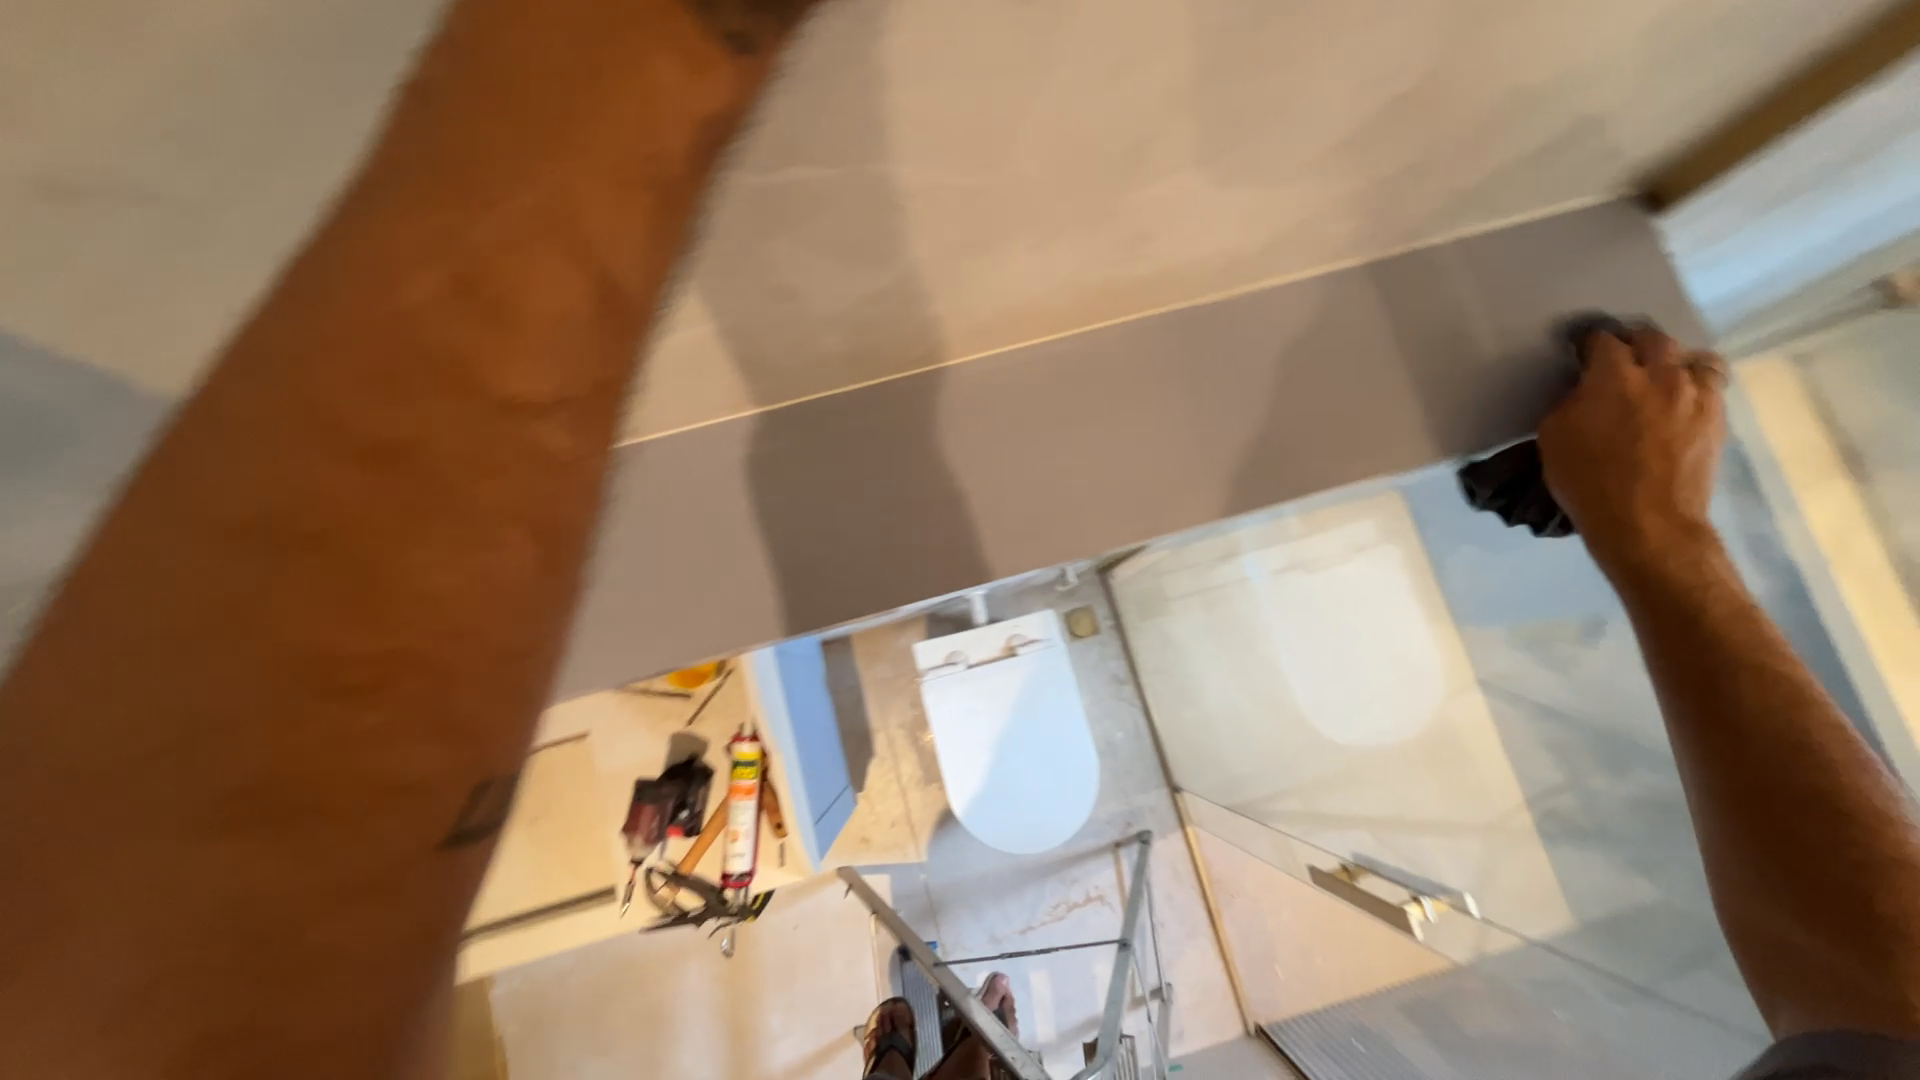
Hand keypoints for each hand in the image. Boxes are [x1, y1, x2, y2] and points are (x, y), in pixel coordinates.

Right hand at [1537, 328, 1728, 568]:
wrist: (1646, 520)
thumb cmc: (1586, 480)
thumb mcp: (1554, 437)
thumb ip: (1571, 403)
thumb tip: (1585, 390)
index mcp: (1613, 379)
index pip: (1603, 341)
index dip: (1589, 341)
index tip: (1580, 348)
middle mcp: (1661, 376)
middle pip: (1653, 339)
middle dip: (1633, 342)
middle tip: (1619, 356)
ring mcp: (1697, 395)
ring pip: (1694, 357)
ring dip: (1673, 361)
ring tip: (1659, 376)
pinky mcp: (1718, 417)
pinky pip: (1710, 385)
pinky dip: (1693, 385)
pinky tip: (1678, 402)